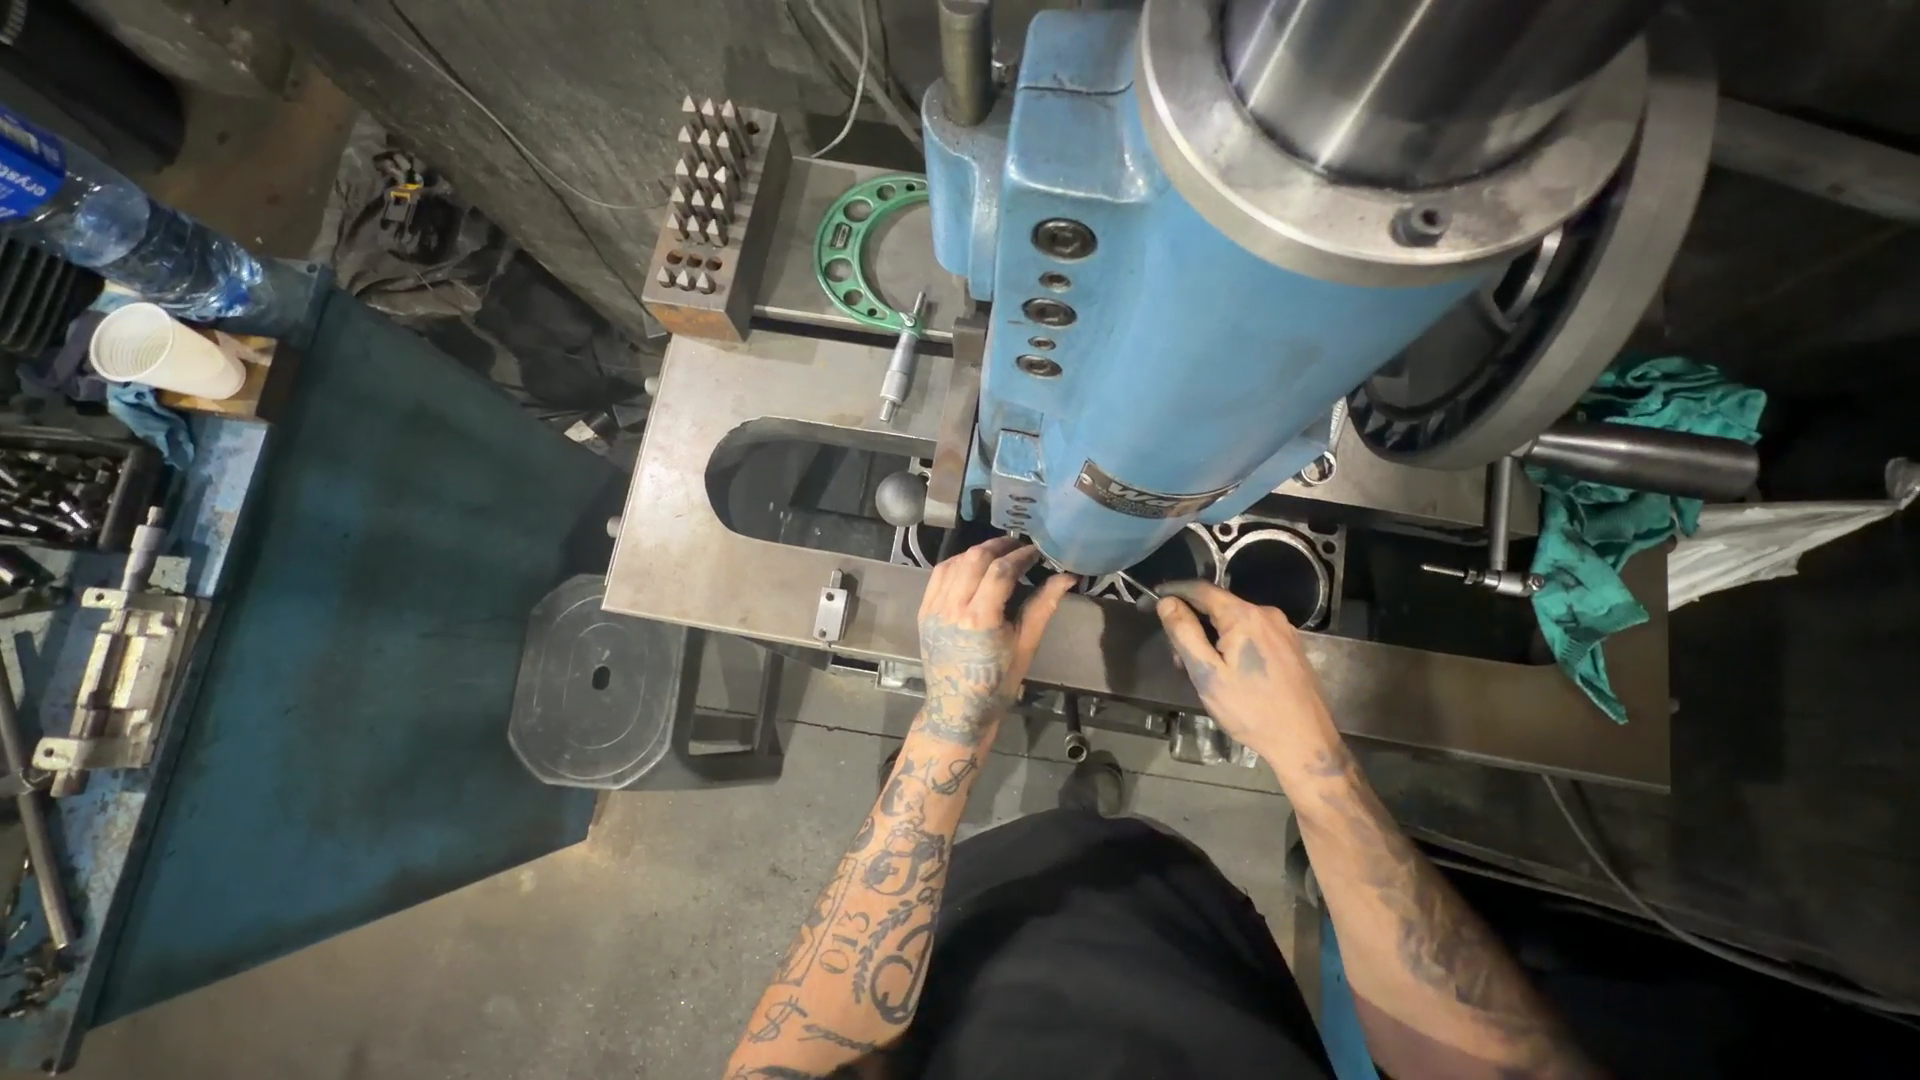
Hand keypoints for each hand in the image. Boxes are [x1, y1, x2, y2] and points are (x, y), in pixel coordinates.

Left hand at [916, 537, 1076, 746]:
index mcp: (980, 619)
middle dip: (999, 546)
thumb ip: (1043, 605)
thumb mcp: (1026, 645)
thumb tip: (1067, 577)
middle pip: (974, 559)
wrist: (958, 709)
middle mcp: (952, 608)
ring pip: (954, 562)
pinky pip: (939, 575)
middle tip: (1019, 547)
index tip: (1036, 552)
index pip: (1000, 571)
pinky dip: (957, 564)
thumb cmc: (997, 682)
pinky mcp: (924, 611)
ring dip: (978, 553)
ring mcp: (933, 609)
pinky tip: (974, 566)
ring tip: (999, 554)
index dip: (1021, 556)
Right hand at [1155, 581, 1333, 761]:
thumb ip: (1185, 633)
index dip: (1173, 591)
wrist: (1304, 741)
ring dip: (1211, 637)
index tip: (1152, 601)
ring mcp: (1283, 630)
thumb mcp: (1207, 674)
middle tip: (1177, 658)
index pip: (1200, 589)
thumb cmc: (1250, 710)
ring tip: (1201, 672)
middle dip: (1192, 623)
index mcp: (1244, 616)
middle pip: (1218, 605)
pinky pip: (1252, 633)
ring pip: (1235, 621)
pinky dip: (1232, 643)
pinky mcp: (1290, 646)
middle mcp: (1266, 614)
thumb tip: (1167, 602)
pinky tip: (1228, 671)